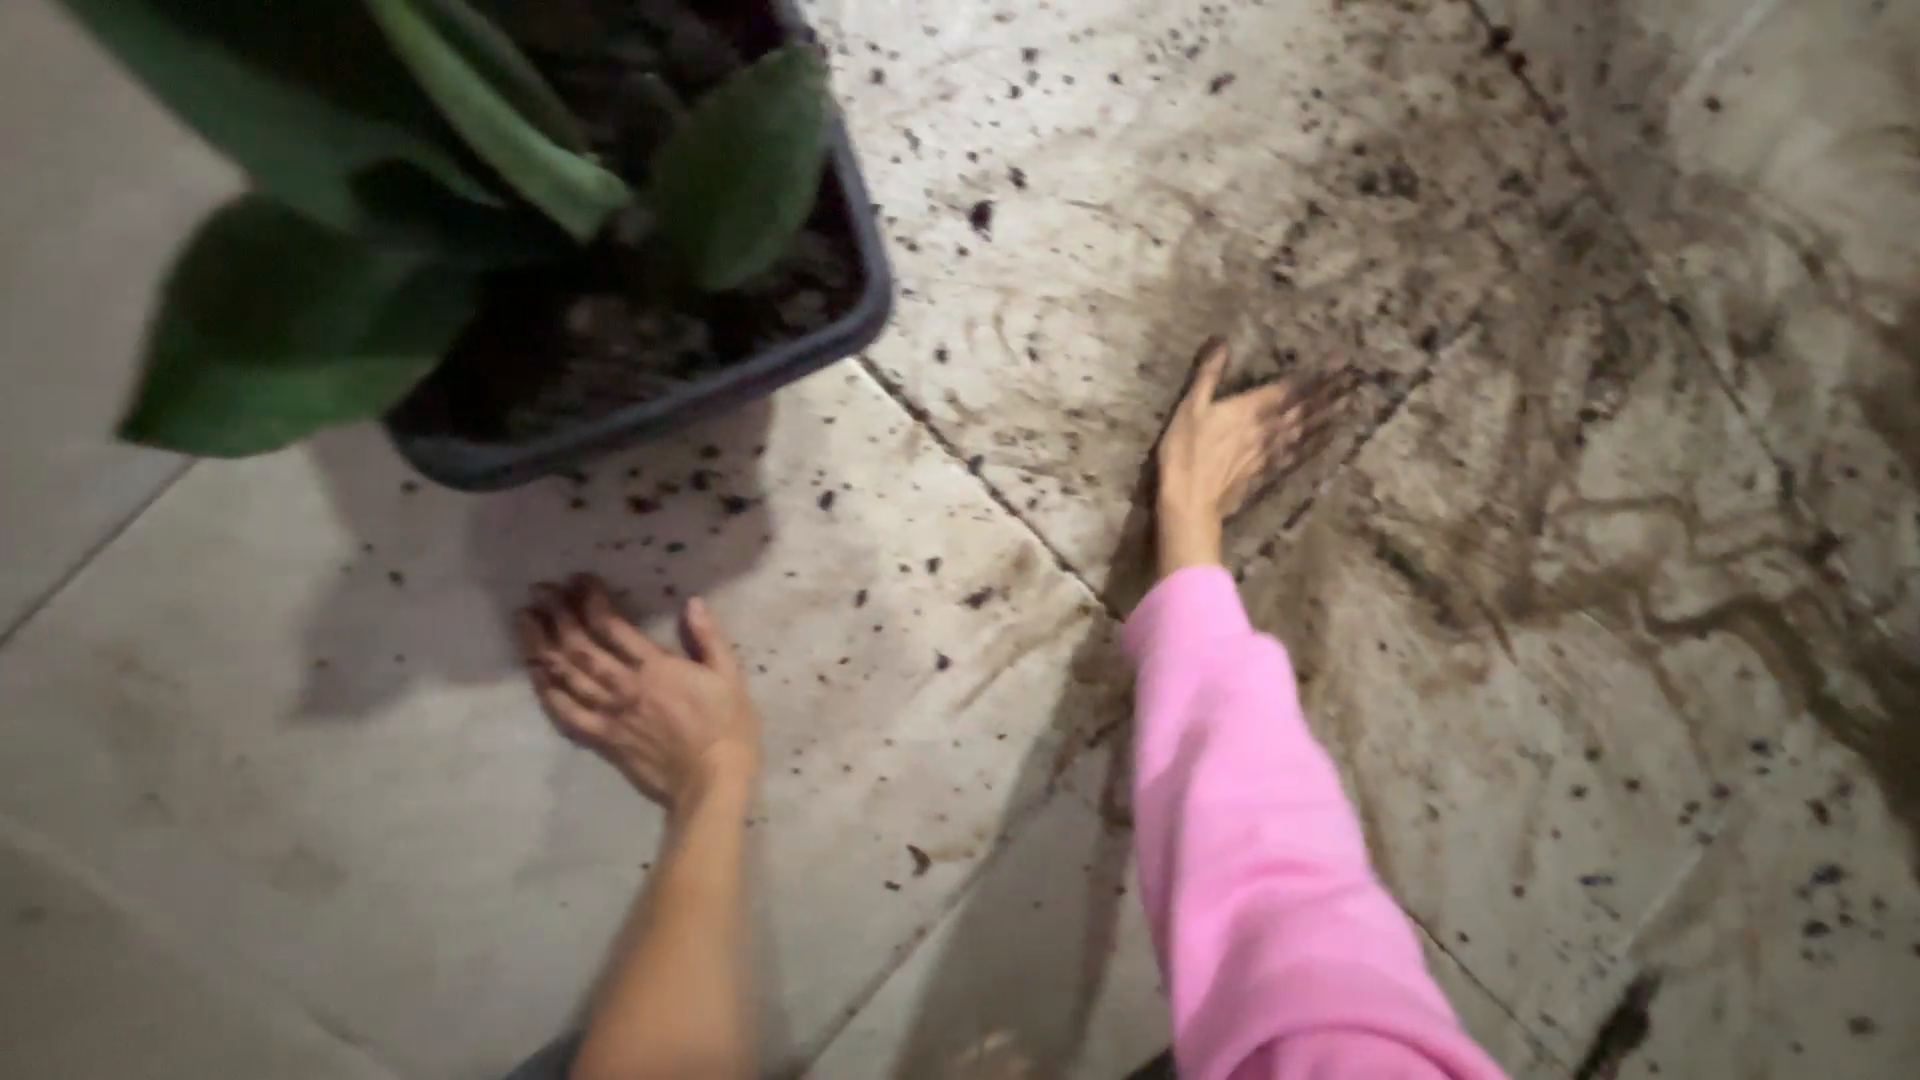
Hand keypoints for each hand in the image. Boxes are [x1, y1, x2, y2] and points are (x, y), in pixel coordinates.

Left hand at [517, 574, 760, 813]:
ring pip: (566, 675)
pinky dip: (547, 690)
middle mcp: (625, 686)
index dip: (592, 600)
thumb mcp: (729, 675)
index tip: (579, 580)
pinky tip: (535, 672)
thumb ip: (708, 638)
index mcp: (657, 667)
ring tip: (525, 620)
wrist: (712, 779)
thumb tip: (692, 603)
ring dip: (542, 645)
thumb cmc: (728, 726)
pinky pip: (567, 713)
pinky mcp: (603, 739)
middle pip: (581, 646)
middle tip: (541, 592)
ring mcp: (610, 714)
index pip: (614, 626)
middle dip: (558, 616)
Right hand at [1155, 336, 1353, 578]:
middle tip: (1357, 380)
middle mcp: (1267, 428)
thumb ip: (1208, 375)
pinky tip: (1329, 439)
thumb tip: (1222, 342)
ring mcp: (1270, 452)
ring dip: (1329, 415)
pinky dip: (1315, 445)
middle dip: (1330, 392)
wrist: (1191, 500)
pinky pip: (1298, 455)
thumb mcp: (1189, 408)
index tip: (1340, 363)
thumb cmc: (1184, 452)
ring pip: (1306, 429)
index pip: (1289, 388)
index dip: (1315, 375)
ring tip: (1350, 403)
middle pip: (1304, 407)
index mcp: (1249, 409)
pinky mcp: (1267, 473)